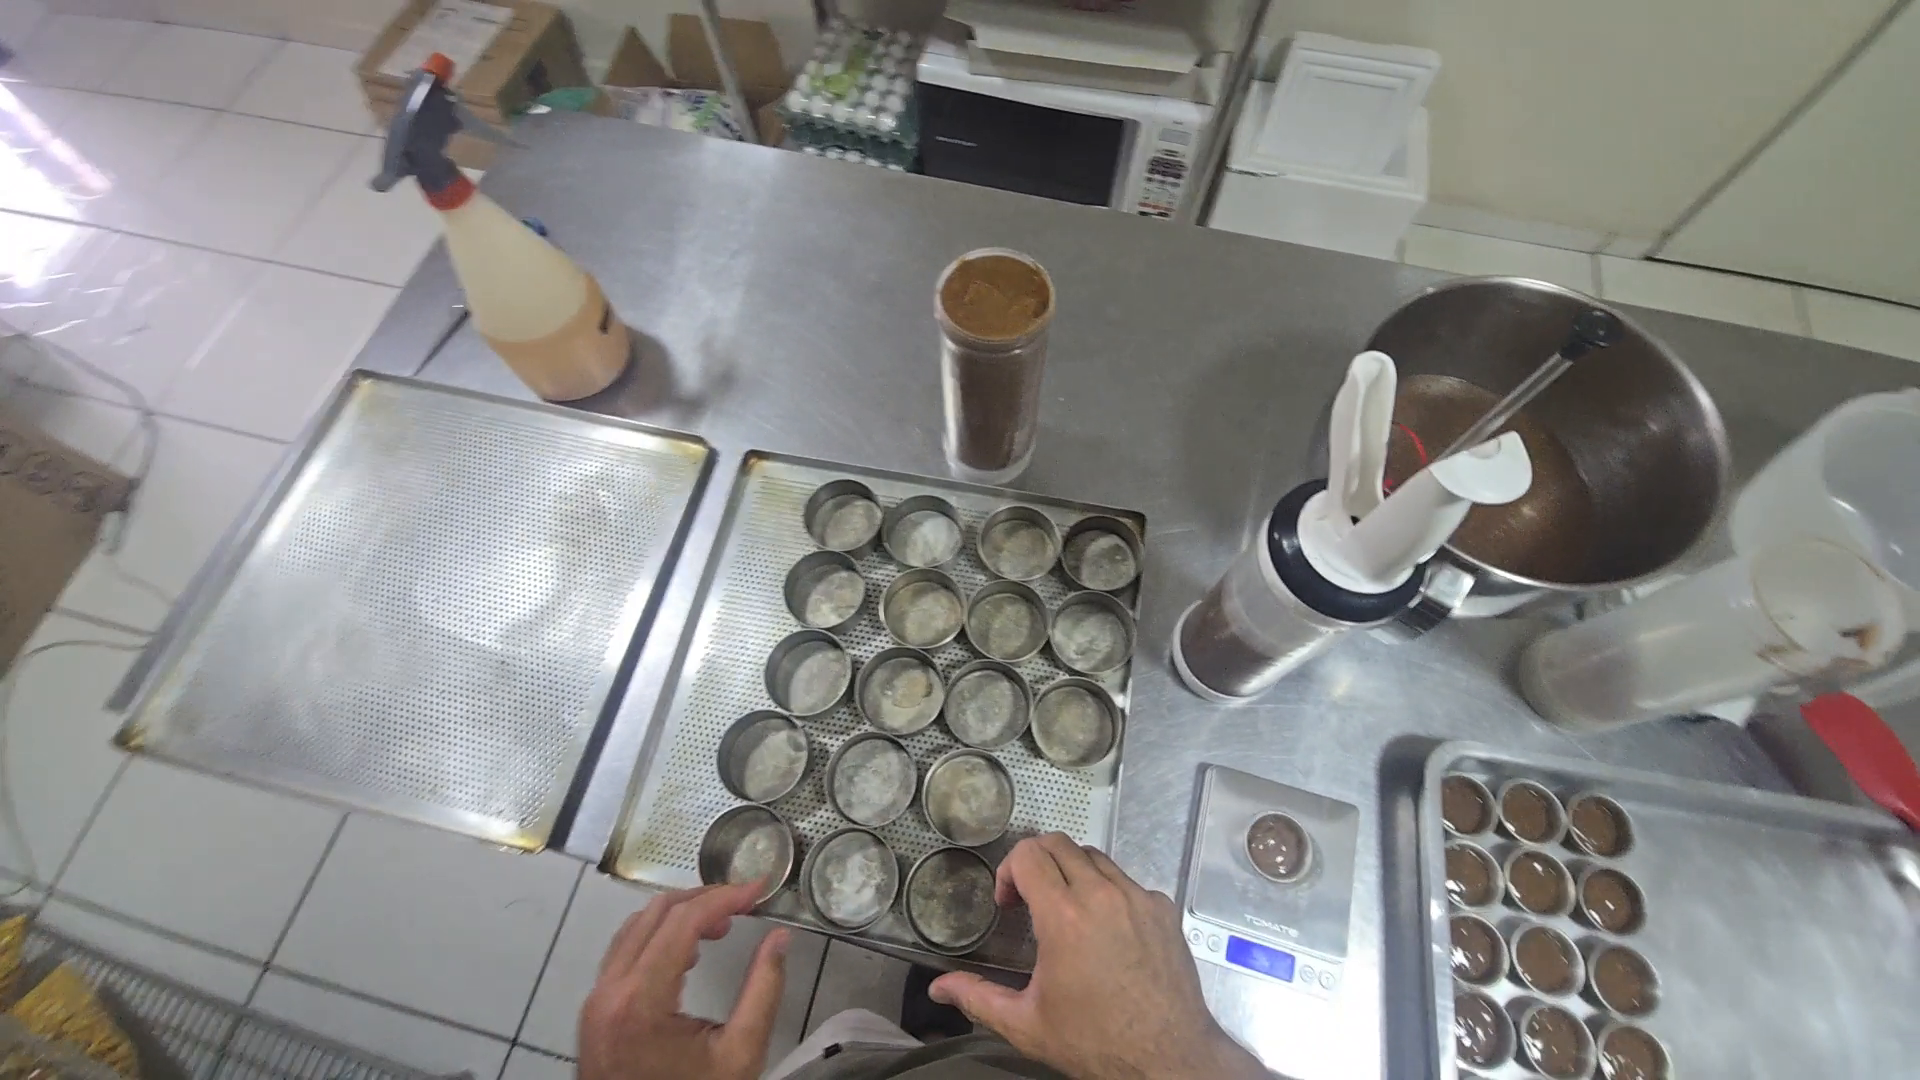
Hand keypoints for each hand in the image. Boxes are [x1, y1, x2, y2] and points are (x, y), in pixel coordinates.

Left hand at [579, 882, 789, 1079]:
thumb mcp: (740, 1055)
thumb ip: (764, 989)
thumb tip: (780, 937)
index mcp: (640, 1001)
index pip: (684, 920)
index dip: (726, 897)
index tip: (760, 890)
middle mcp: (608, 991)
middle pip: (657, 912)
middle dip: (705, 899)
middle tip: (744, 904)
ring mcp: (595, 1001)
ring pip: (636, 925)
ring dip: (681, 914)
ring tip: (722, 925)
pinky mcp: (594, 1011)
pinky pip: (624, 949)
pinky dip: (658, 934)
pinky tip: (688, 951)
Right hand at [928, 834, 1267, 1079]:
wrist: (1169, 1062)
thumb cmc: (1094, 1042)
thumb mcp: (1027, 1024)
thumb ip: (978, 997)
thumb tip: (938, 987)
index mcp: (1064, 916)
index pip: (1029, 854)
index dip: (1009, 870)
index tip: (1009, 903)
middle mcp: (1102, 894)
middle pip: (1059, 843)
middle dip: (1036, 861)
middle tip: (1029, 897)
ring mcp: (1137, 897)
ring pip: (1094, 856)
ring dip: (1072, 871)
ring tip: (1066, 909)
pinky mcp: (1163, 908)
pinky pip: (1127, 880)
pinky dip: (1108, 891)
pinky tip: (1106, 928)